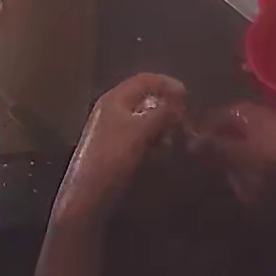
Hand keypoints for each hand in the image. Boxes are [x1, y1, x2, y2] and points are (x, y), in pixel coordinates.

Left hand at [63, 73, 186, 197]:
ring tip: (177, 136)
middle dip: (166, 106)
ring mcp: (112, 131)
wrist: (88, 195)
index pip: (144, 80)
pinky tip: (162, 152)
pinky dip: (153, 139)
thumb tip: (179, 104)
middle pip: (145, 98)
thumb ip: (163, 112)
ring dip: (162, 124)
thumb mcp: (141, 130)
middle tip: (185, 118)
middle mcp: (112, 110)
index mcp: (114, 99)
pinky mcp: (115, 150)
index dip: (167, 83)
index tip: (187, 96)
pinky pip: (139, 137)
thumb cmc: (113, 157)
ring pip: (143, 119)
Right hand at [192, 102, 275, 197]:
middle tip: (226, 181)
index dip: (201, 136)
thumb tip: (188, 142)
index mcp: (245, 111)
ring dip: (243, 173)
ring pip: (247, 151)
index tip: (193, 156)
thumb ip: (215, 147)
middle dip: (225, 160)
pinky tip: (260, 192)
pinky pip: (264, 159)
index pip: (213, 118)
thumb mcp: (242, 154)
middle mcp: (258, 115)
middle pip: (230, 135)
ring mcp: (275, 130)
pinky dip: (259, 174)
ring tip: (246, 193)